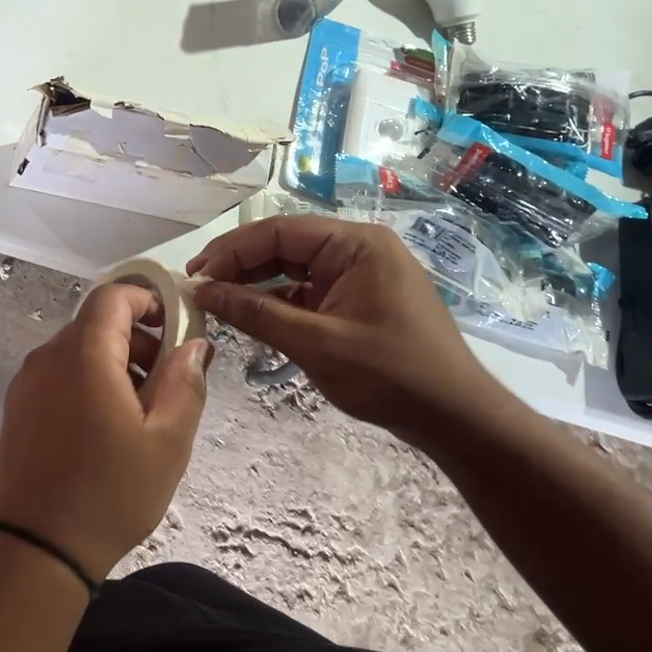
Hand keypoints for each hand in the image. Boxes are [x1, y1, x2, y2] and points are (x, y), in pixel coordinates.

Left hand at [0, 284, 209, 581]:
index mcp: (82, 355)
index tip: (176, 326)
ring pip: (75, 351)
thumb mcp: (167, 442)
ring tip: (139, 413)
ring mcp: (25, 382)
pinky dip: (85, 381)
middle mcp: (46, 357)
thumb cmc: (110, 492)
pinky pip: (57, 375)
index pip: (112, 296)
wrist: (37, 545)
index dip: (147, 300)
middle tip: (167, 382)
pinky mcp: (16, 407)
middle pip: (94, 323)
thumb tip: (193, 345)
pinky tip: (103, 428)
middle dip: (136, 339)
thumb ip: (184, 383)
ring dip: (112, 363)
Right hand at [188, 216, 510, 446]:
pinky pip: (304, 289)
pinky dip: (274, 301)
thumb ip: (256, 313)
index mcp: (357, 245)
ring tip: (213, 300)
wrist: (456, 420)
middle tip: (198, 287)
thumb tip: (201, 291)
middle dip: (238, 264)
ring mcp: (358, 275)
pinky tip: (247, 315)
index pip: (279, 231)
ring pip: (290, 267)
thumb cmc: (392, 376)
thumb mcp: (316, 344)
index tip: (195, 274)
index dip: (231, 250)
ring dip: (252, 283)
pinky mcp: (355, 300)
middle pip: (282, 245)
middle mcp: (357, 250)